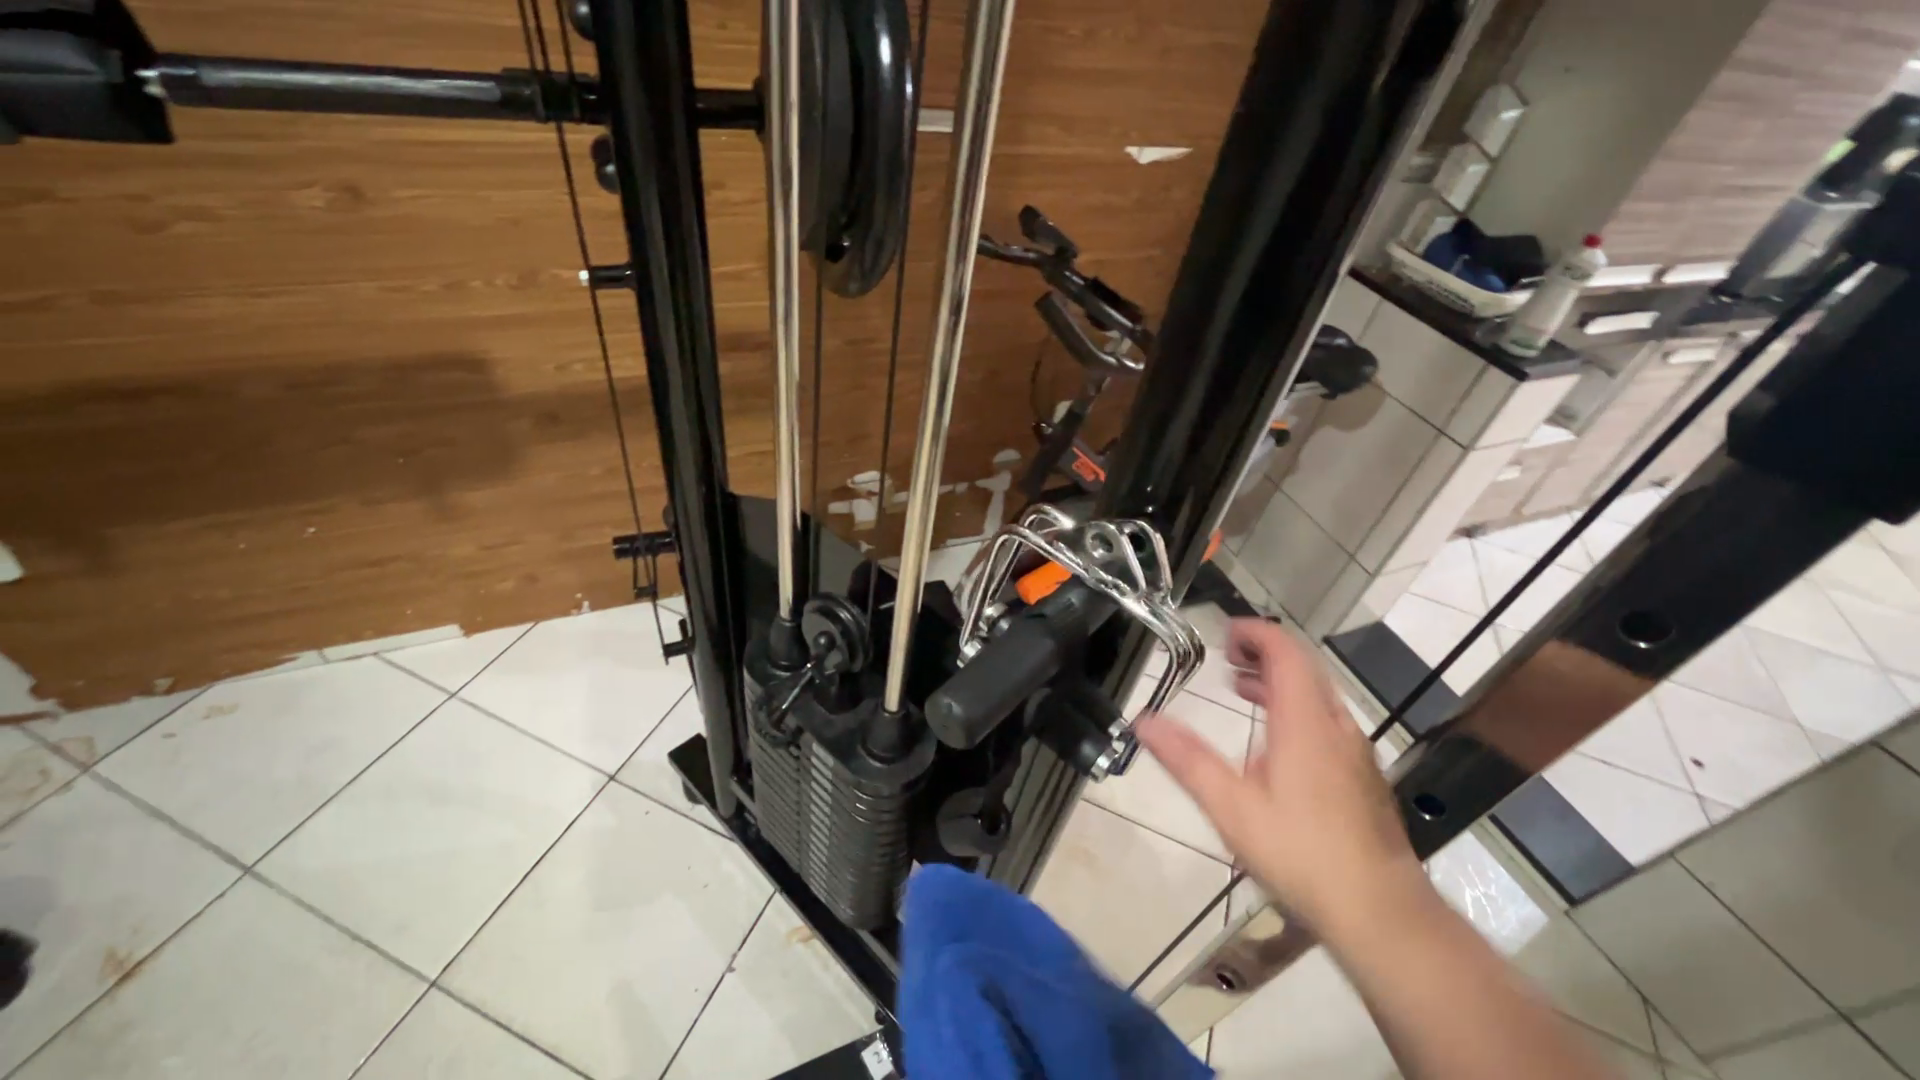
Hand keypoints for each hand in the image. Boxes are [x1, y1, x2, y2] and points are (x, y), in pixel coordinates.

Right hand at [1134, 619, 1424, 937]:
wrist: (1379, 909)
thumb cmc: (1299, 852)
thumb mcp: (1230, 807)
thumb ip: (1187, 760)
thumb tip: (1143, 721)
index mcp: (1304, 722)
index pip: (1285, 652)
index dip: (1256, 634)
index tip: (1223, 635)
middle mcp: (1336, 727)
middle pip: (1304, 669)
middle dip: (1265, 655)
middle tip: (1227, 661)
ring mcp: (1355, 753)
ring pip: (1319, 697)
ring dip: (1281, 684)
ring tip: (1245, 692)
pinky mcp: (1363, 778)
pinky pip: (1328, 723)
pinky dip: (1297, 711)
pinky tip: (1277, 749)